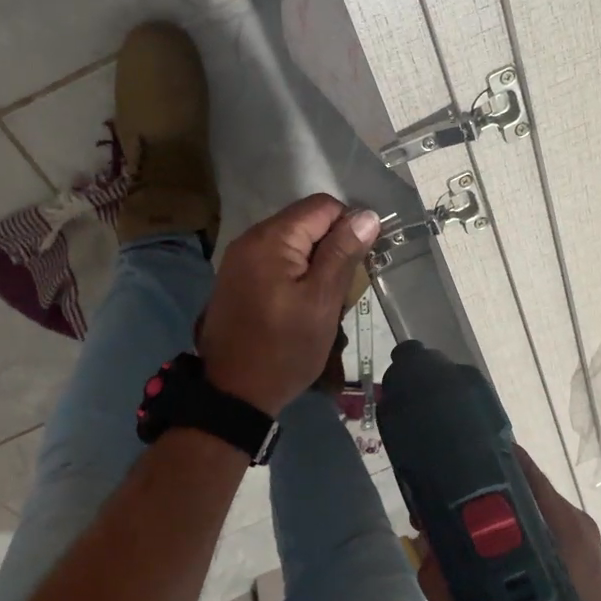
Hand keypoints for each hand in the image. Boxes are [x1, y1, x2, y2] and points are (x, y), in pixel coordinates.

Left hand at [198, 194, 379, 415]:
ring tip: (323, 301)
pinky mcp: (235, 280)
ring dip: (314, 264)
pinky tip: (300, 305)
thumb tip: (366, 215)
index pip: (322, 206)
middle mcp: (250, 239)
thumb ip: (342, 254)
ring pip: (291, 243)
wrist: (234, 393)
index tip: (359, 264)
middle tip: (342, 289)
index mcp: (271, 238)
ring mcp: (238, 260)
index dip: (349, 227)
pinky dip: (294, 275)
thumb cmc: (284, 348)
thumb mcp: (322, 301)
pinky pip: (274, 262)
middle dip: (331, 247)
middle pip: (305, 222)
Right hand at [418, 447, 600, 600]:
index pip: (513, 465)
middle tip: (431, 505)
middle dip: (474, 491)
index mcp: (559, 529)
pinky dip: (508, 537)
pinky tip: (480, 560)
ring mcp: (582, 547)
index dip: (472, 459)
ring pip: (526, 513)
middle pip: (517, 488)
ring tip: (448, 533)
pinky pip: (537, 535)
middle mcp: (574, 528)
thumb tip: (422, 540)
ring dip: (490, 517)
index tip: (435, 464)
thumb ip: (444, 582)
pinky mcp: (583, 568)